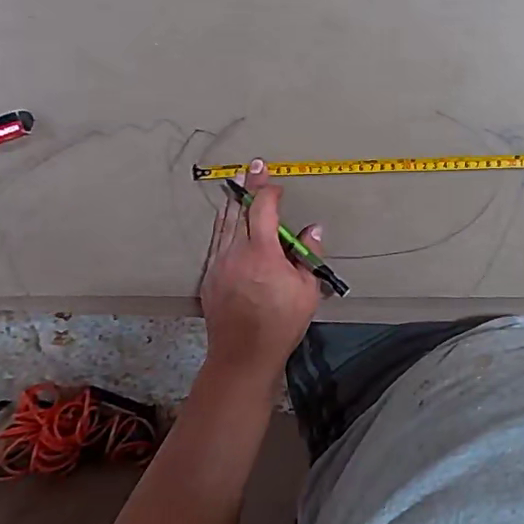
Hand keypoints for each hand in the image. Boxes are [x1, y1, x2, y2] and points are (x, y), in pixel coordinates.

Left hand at [199, 160, 321, 383]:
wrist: (242, 356)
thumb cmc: (280, 326)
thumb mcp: (307, 292)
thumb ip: (309, 256)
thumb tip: (313, 230)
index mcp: (263, 254)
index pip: (263, 210)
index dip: (268, 191)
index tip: (274, 182)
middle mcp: (236, 253)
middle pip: (240, 210)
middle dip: (248, 187)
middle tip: (253, 167)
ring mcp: (219, 264)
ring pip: (224, 225)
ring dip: (233, 204)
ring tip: (237, 187)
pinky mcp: (210, 277)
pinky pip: (216, 243)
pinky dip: (224, 227)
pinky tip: (227, 223)